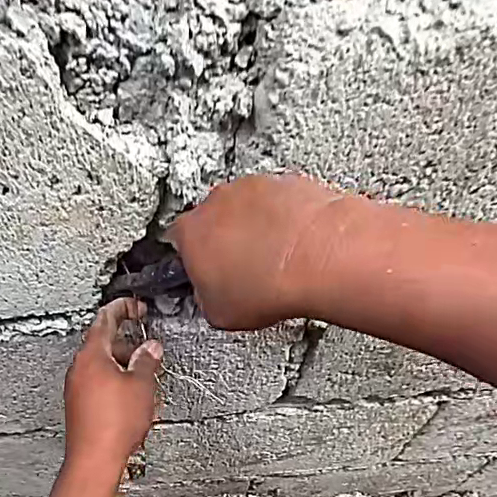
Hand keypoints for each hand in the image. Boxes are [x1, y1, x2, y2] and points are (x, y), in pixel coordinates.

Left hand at [64, 298, 162, 474]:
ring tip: (143, 379)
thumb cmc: (114, 424)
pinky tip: (129, 398)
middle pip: (104, 343)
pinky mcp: (79, 405)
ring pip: (101, 365)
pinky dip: (114, 382)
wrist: (95, 458)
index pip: (106, 319)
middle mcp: (79, 368)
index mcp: (92, 355)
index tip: (136, 307)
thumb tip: (151, 348)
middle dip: (128, 344)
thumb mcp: (141, 385)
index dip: (123, 308)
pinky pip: (98, 384)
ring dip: (123, 366)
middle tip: (147, 349)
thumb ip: (147, 361)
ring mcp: (76, 387)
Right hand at [168, 174, 357, 330]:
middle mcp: (217, 201)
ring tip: (273, 262)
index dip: (195, 262)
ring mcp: (253, 188)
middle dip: (226, 243)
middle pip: (213, 221)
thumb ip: (204, 298)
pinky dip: (284, 221)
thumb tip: (210, 297)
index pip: (179, 242)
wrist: (317, 260)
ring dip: (257, 230)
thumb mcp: (219, 314)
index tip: (207, 274)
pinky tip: (293, 248)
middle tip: (244, 272)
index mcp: (190, 232)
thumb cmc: (269, 285)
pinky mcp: (285, 182)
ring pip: (247, 209)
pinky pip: (278, 203)